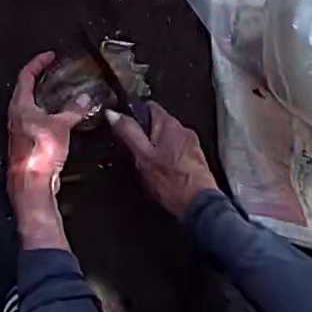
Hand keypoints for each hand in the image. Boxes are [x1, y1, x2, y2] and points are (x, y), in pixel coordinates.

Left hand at [7, 52, 93, 249]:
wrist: (31, 183)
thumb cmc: (38, 154)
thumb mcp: (61, 126)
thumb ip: (73, 110)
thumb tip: (85, 99)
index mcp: (19, 105)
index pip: (26, 75)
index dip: (38, 62)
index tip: (49, 56)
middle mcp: (16, 115)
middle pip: (25, 88)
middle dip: (39, 77)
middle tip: (51, 70)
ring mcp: (19, 129)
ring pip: (29, 105)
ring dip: (43, 96)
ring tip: (58, 91)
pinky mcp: (26, 142)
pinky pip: (35, 120)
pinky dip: (46, 113)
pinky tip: (58, 118)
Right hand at [105, 102, 221, 219]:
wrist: (198, 206)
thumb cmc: (171, 182)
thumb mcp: (141, 156)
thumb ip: (127, 132)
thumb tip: (113, 114)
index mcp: (169, 124)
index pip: (148, 106)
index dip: (134, 115)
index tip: (126, 128)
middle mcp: (183, 130)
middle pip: (157, 123)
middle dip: (145, 135)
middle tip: (135, 153)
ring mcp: (191, 145)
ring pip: (167, 139)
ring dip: (156, 148)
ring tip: (149, 167)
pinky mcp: (196, 159)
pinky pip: (176, 152)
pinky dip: (168, 158)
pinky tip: (163, 173)